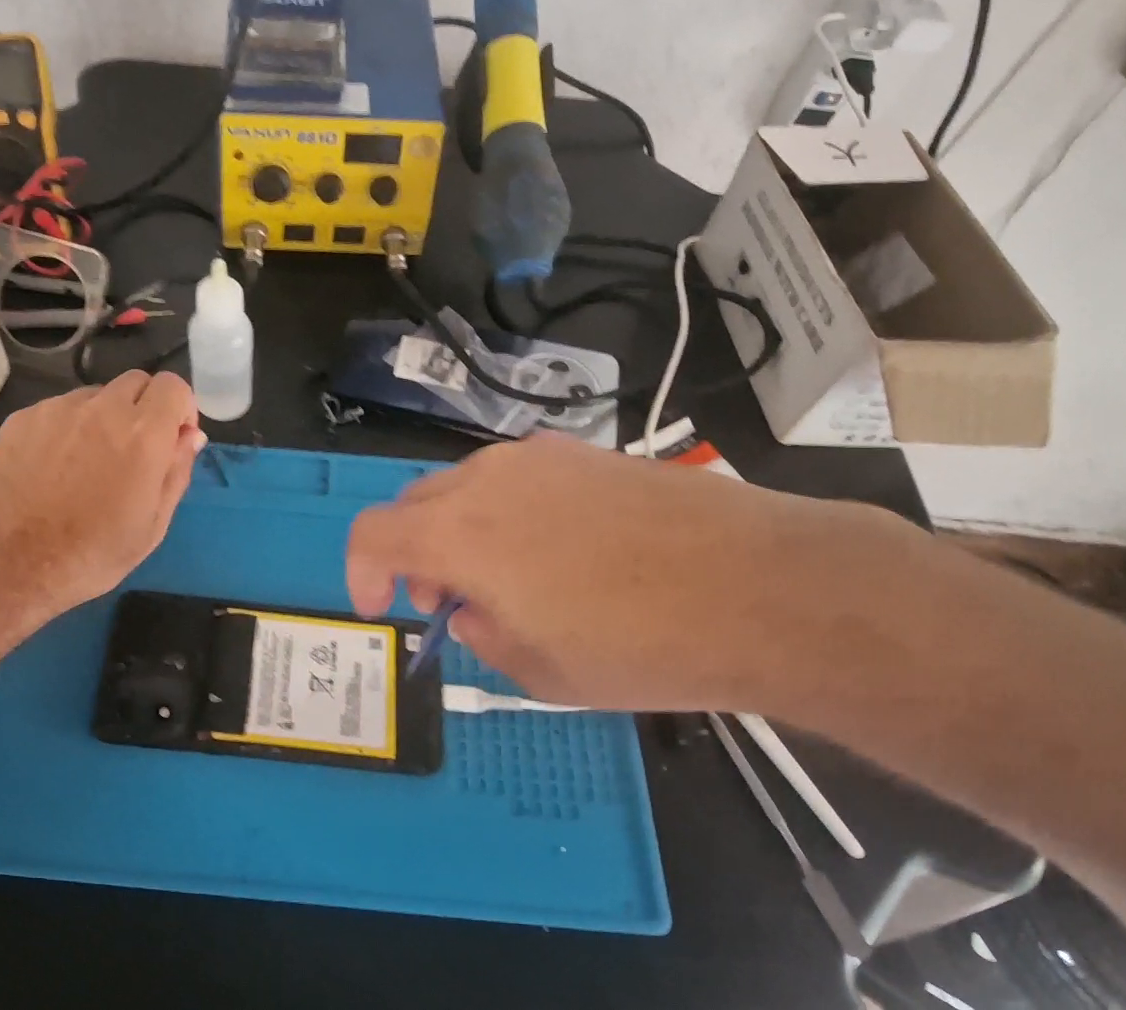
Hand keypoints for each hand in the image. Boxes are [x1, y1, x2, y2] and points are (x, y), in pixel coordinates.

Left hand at [0, 371, 203, 640]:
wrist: (12, 565)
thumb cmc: (94, 554)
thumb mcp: (154, 525)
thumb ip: (177, 470)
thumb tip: (191, 435)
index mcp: (143, 434)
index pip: (174, 386)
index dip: (179, 409)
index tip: (172, 439)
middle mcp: (102, 409)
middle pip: (136, 382)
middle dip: (144, 408)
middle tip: (133, 452)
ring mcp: (57, 409)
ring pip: (95, 395)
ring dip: (104, 417)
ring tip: (88, 463)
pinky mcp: (23, 418)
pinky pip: (59, 410)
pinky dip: (67, 428)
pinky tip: (54, 468)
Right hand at [345, 433, 918, 712]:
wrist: (764, 587)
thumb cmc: (640, 645)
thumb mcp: (541, 671)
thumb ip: (483, 636)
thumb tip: (472, 610)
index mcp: (460, 532)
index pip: (372, 533)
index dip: (361, 573)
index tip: (385, 609)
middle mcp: (488, 479)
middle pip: (416, 505)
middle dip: (414, 555)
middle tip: (447, 602)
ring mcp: (542, 458)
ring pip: (468, 487)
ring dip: (460, 531)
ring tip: (505, 581)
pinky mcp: (589, 454)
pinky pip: (520, 479)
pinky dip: (508, 514)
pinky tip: (557, 553)